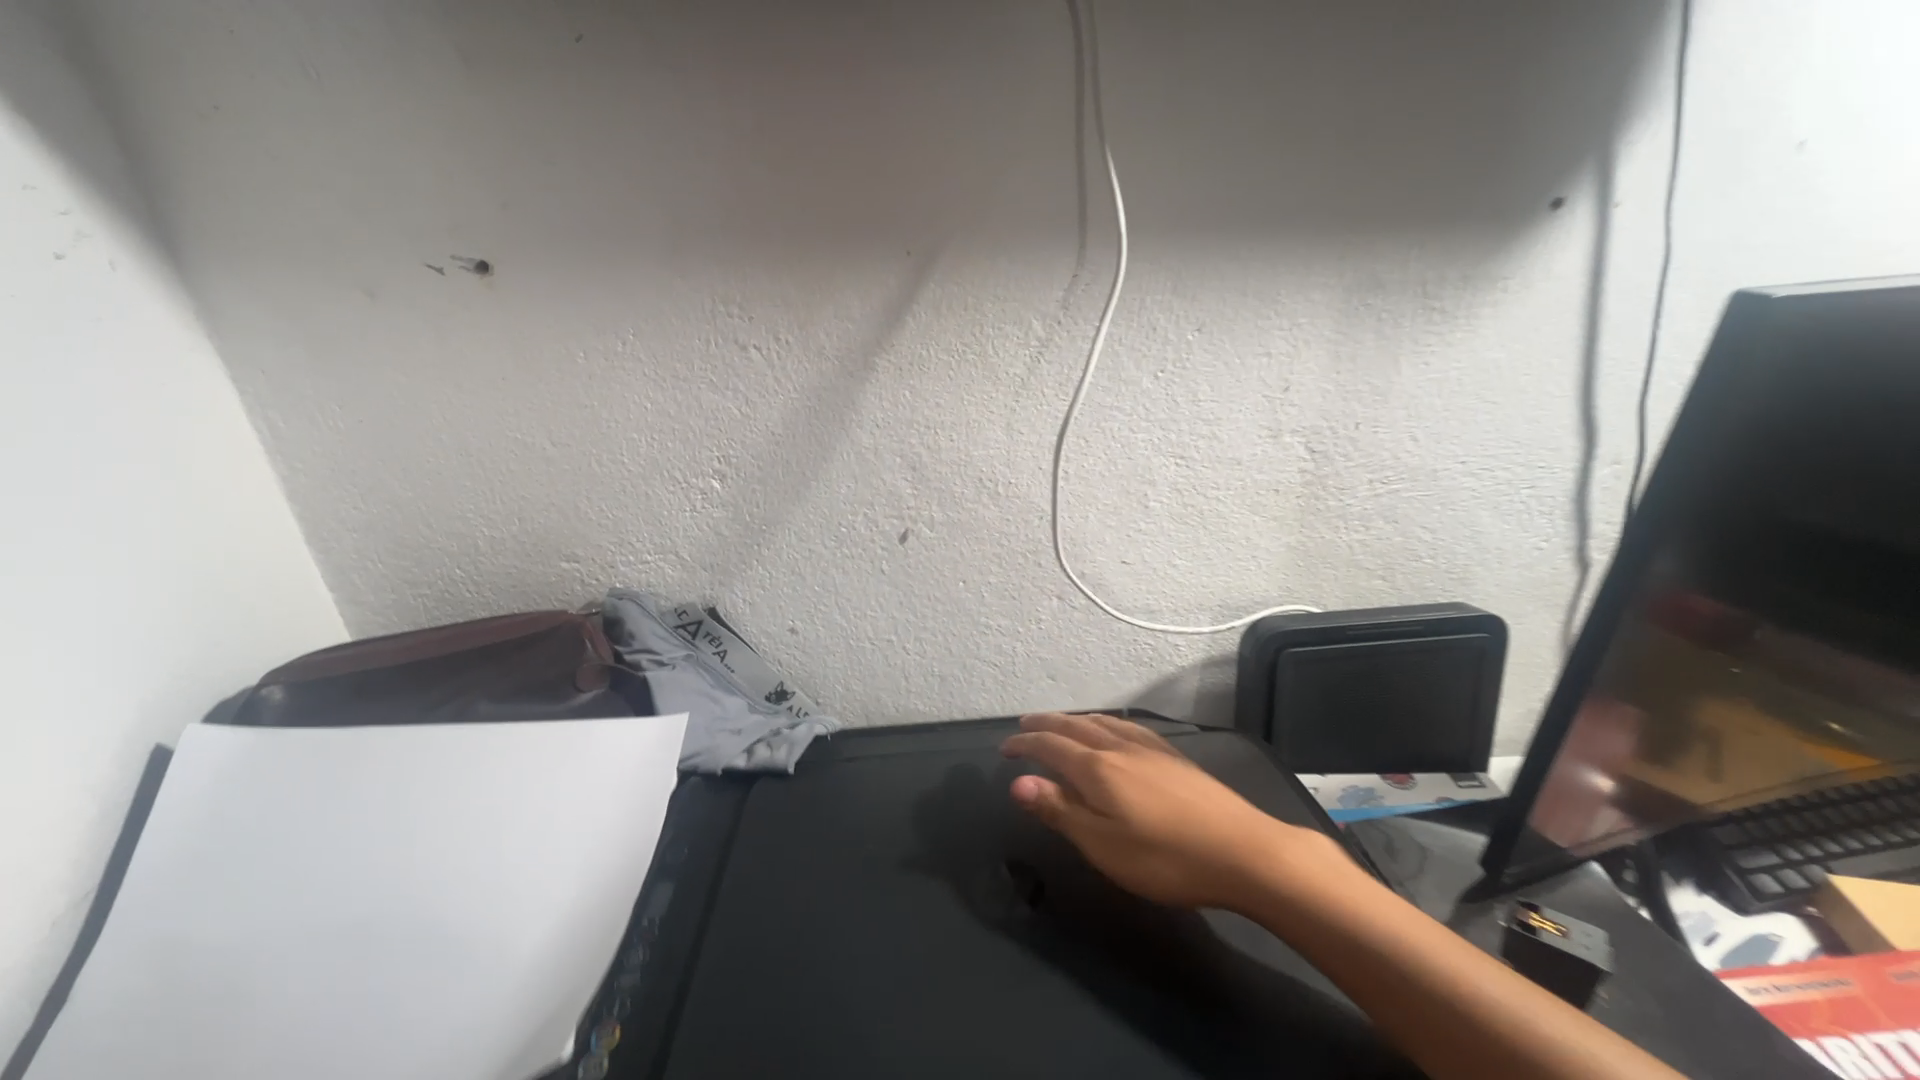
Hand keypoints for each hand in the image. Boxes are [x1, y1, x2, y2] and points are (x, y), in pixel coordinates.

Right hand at [1000, 713, 1344, 910]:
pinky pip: (1129, 727)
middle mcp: (1121, 748)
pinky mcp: (1177, 759)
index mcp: (1098, 769)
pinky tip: (1116, 732)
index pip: (1051, 747)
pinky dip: (1108, 723)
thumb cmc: (1165, 858)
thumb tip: (1017, 782)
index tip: (1004, 749)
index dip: (1025, 746)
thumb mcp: (1102, 845)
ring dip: (1076, 720)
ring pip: (1104, 723)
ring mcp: (1153, 750)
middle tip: (1024, 724)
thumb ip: (1059, 811)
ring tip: (1063, 723)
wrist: (1244, 852)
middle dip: (1046, 724)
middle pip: (1076, 727)